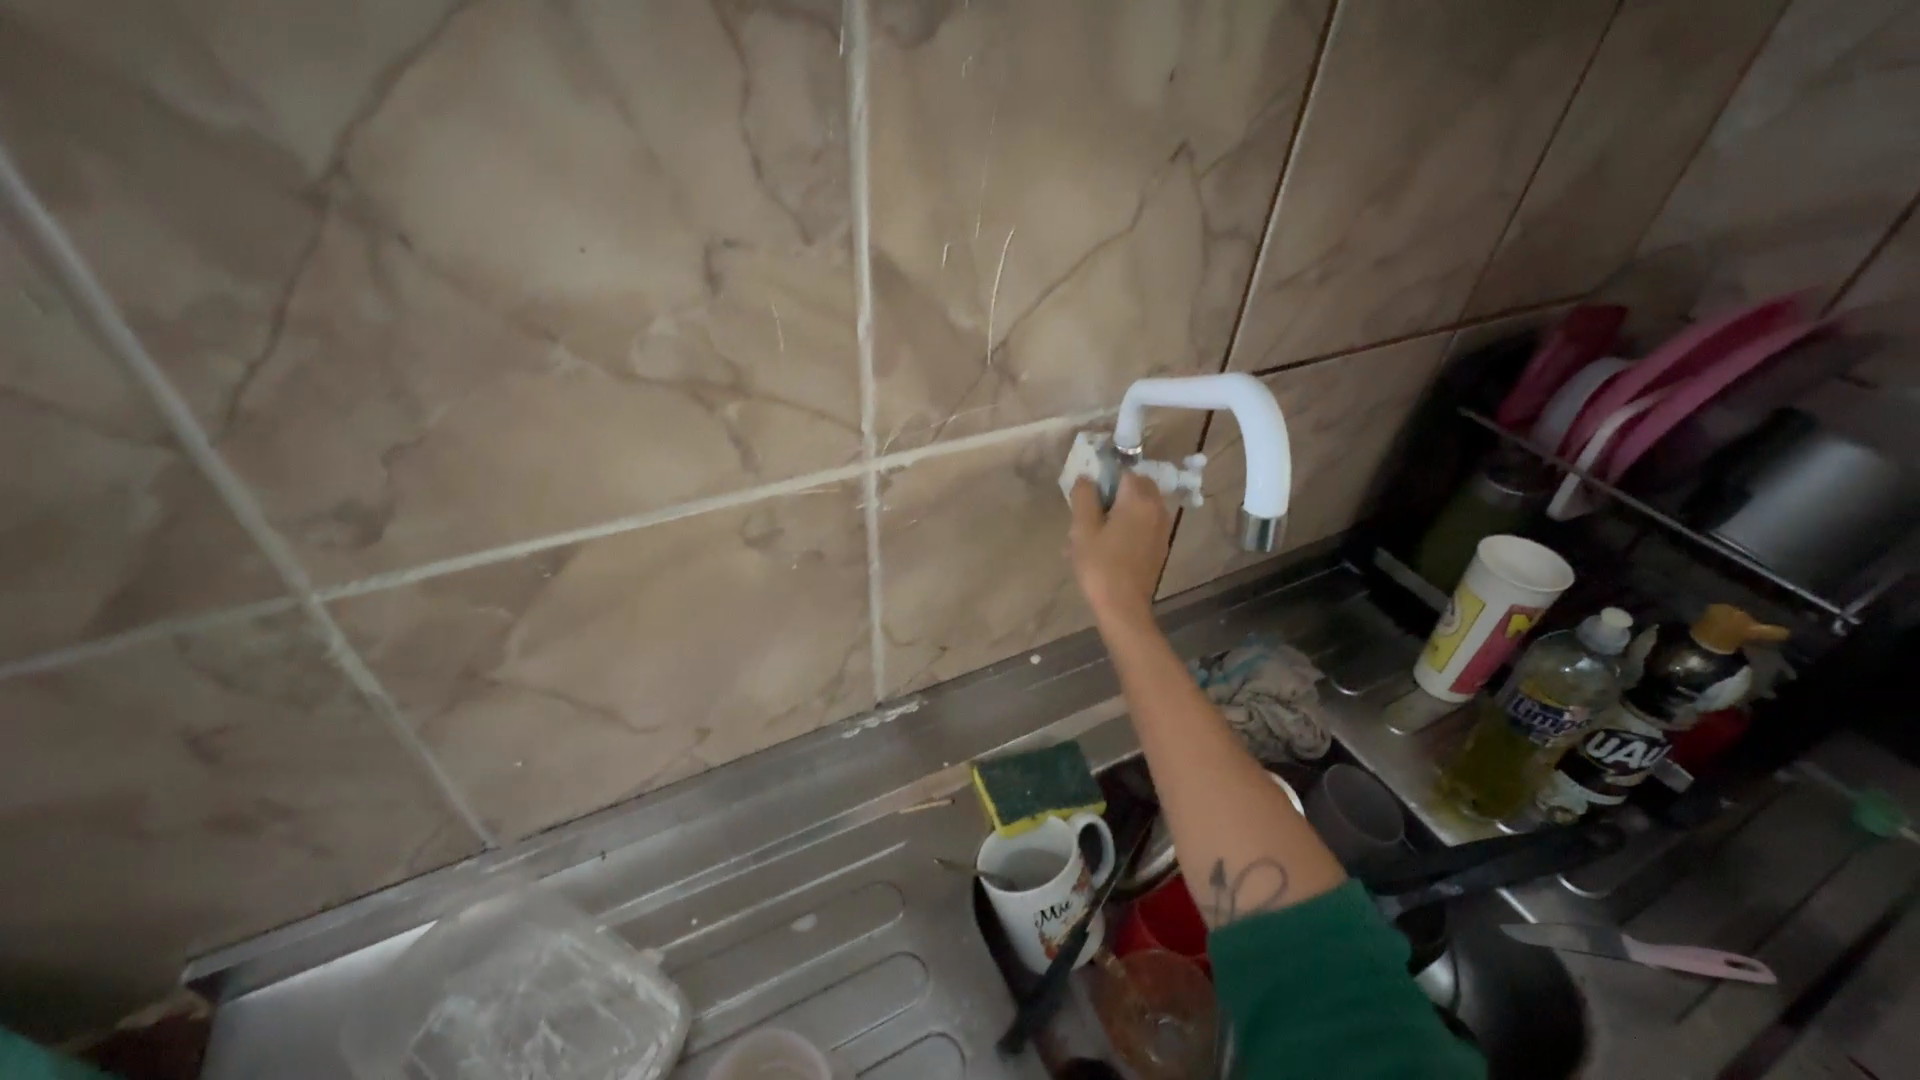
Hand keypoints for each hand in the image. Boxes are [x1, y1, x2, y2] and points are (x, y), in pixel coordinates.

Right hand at [1069, 473, 1171, 624]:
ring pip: (1142, 505)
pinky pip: (1146, 523)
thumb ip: (1084, 496)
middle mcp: (1157, 508)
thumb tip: (1087, 478)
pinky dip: (1131, 524)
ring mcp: (1162, 528)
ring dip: (1124, 508)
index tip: (1088, 491)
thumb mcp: (1082, 529)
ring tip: (1098, 530)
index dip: (1105, 475)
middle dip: (1117, 490)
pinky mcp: (1161, 545)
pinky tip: (1111, 544)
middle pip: (1138, 486)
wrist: (1123, 607)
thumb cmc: (1100, 566)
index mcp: (1138, 499)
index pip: (1124, 470)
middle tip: (1093, 510)